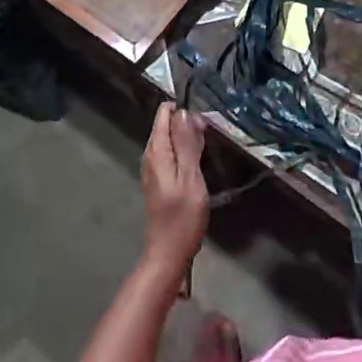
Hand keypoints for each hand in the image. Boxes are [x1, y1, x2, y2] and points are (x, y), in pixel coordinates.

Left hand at [140, 103, 207, 281]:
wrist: (168, 252)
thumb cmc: (182, 216)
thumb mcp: (190, 177)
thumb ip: (187, 143)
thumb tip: (185, 111)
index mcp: (156, 150)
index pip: (164, 113)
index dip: (184, 109)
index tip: (204, 117)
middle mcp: (150, 154)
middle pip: (166, 125)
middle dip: (188, 123)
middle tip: (212, 133)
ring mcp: (153, 167)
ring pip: (170, 139)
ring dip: (188, 138)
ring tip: (210, 143)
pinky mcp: (160, 179)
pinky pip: (172, 154)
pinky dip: (185, 152)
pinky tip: (200, 161)